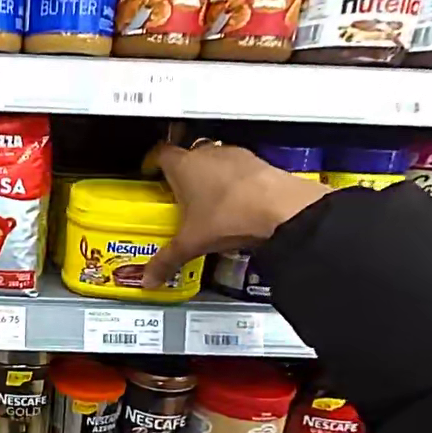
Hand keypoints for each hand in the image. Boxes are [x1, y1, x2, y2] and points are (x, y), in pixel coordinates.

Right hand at [142, 142, 331, 284]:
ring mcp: (236, 156)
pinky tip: (235, 205)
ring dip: (210, 176)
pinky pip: (239, 170)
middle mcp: (208, 154)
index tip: (150, 172)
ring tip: (207, 202)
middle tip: (178, 195)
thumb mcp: (191, 243)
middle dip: (182, 173)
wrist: (283, 210)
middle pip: (188, 156)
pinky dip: (234, 183)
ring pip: (215, 160)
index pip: (159, 153)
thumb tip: (149, 279)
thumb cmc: (230, 215)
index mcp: (183, 166)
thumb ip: (166, 260)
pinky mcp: (260, 164)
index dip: (152, 162)